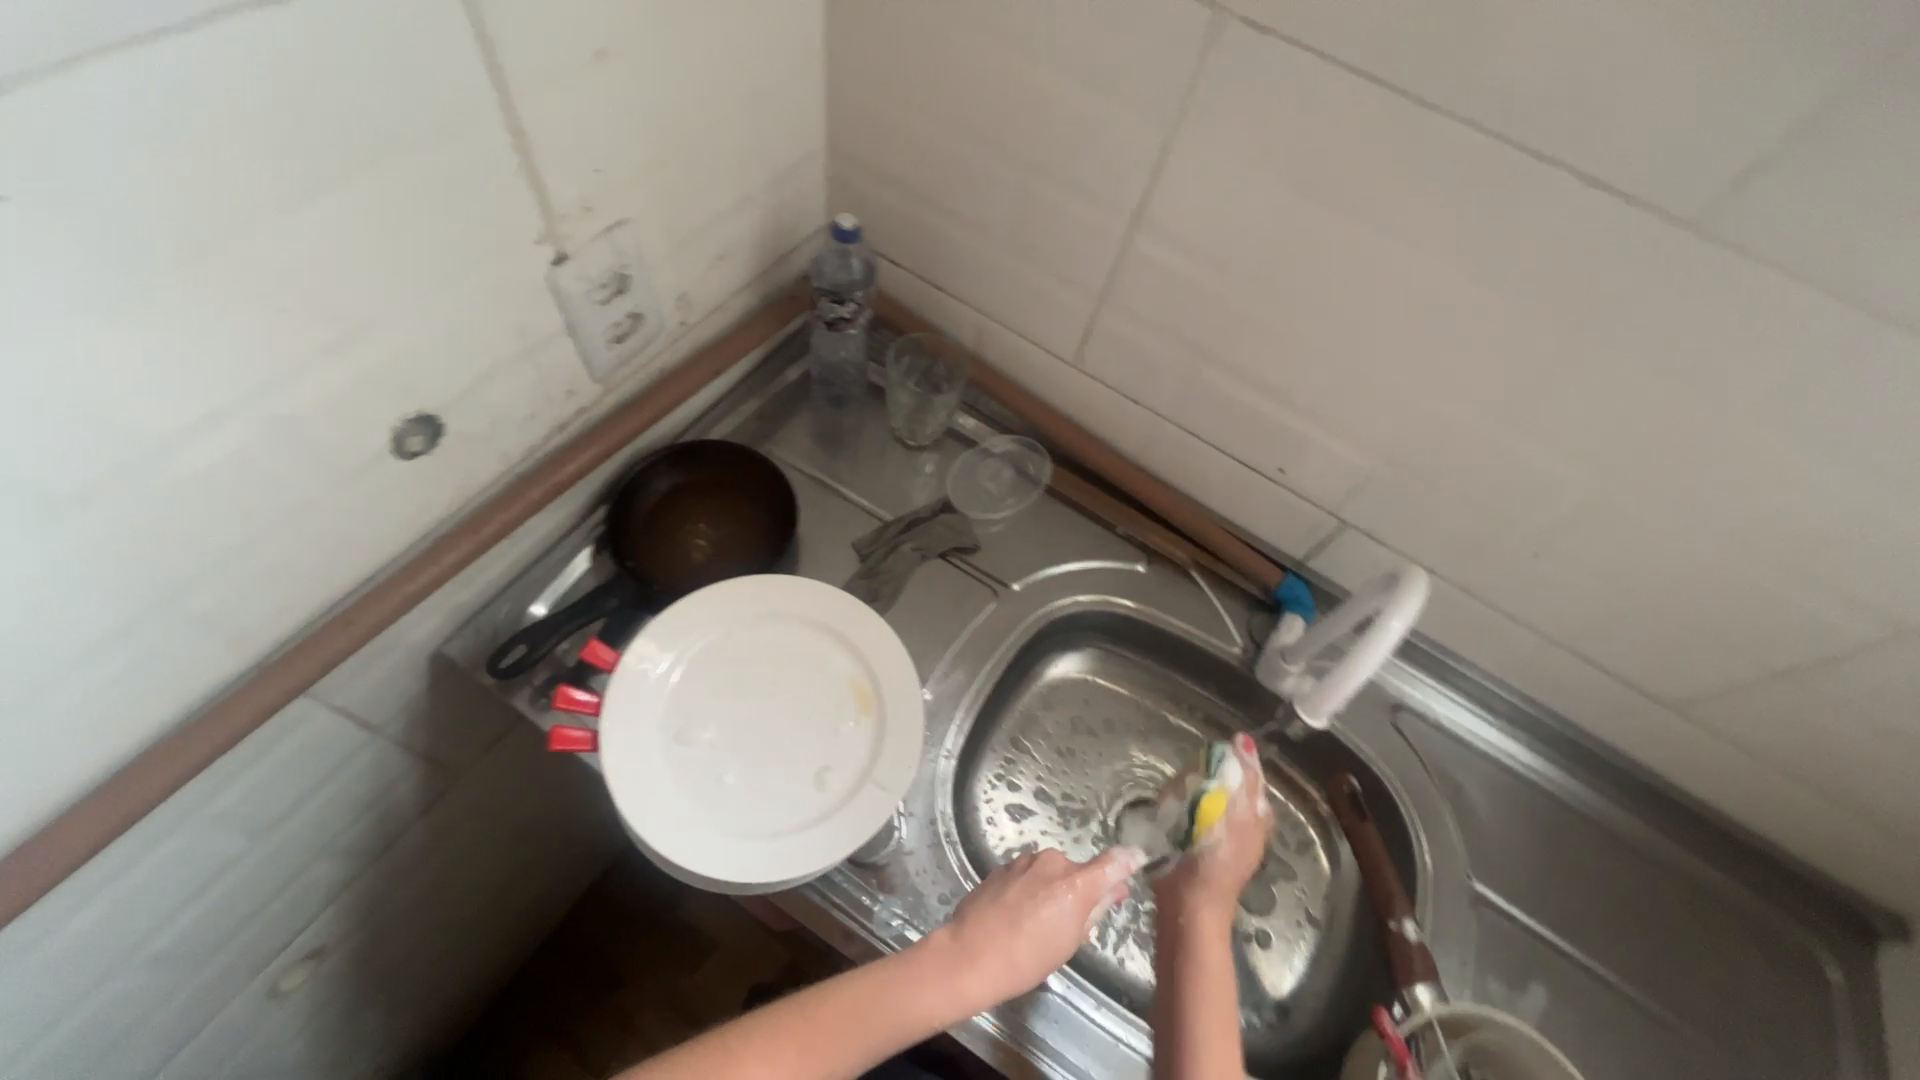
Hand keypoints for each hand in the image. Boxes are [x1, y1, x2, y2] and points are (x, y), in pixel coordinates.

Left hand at [926, 845, 1145, 1011]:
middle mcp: (1052, 862)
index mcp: (1076, 883)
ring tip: (1038, 922)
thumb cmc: (1027, 958)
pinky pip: (1028, 875)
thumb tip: (1112, 890)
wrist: (970, 954)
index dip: (1129, 860)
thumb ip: (1094, 910)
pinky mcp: (1002, 866)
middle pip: (1078, 871)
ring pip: (1051, 872)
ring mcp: (1024, 861)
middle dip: (1081, 889)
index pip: (1114, 861)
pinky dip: (1030, 888)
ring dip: (1053, 889)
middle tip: (1073, 920)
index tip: (1139, 858)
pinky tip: (1017, 914)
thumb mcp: (1070, 942)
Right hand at [1154, 733, 1271, 926]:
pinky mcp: (1187, 833)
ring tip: (1176, 805)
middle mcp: (1236, 817)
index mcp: (1255, 813)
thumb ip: (1244, 778)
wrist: (1189, 902)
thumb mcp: (1239, 816)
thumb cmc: (1218, 861)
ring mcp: (1210, 825)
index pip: (1243, 770)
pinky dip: (1173, 806)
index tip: (1206, 763)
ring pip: (1195, 789)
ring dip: (1183, 792)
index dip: (1225, 763)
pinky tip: (1167, 814)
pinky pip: (1179, 805)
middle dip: (1200, 779)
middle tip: (1189, 789)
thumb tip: (1245, 740)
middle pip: (1216, 778)